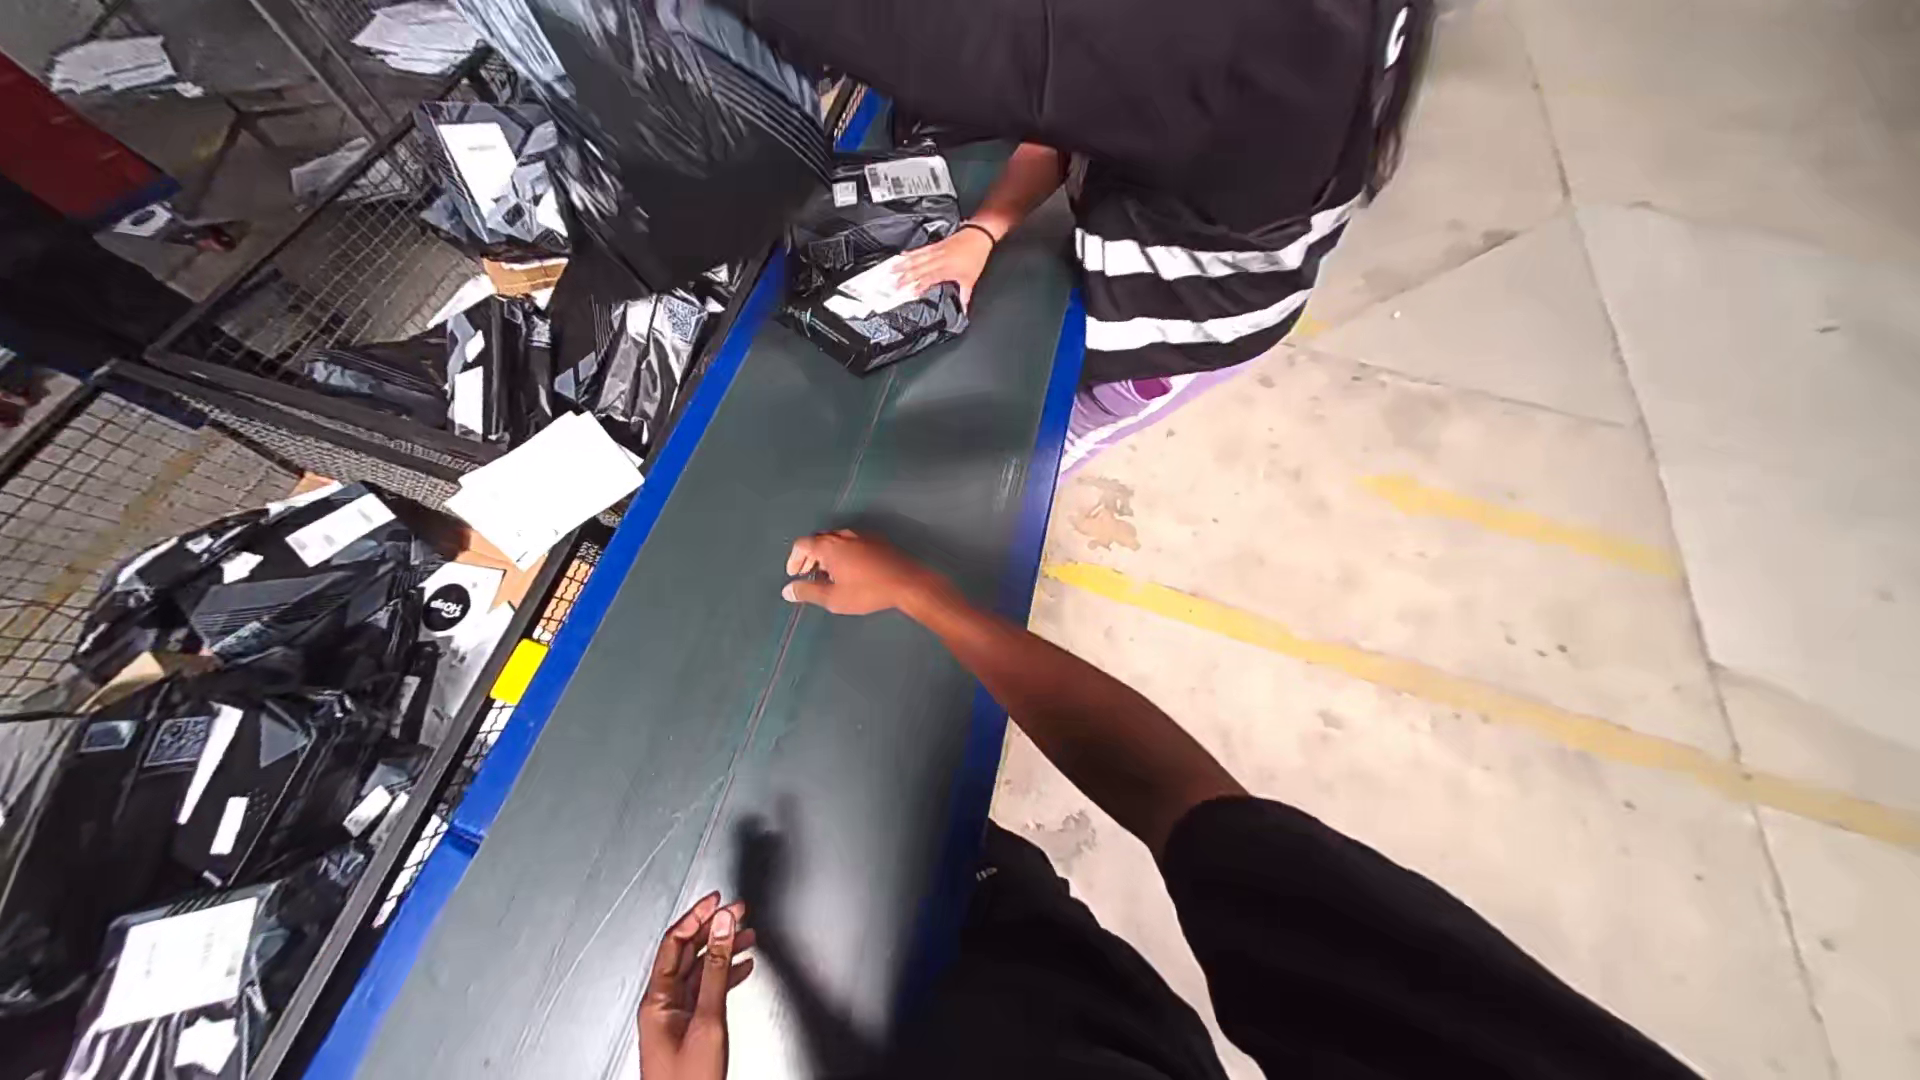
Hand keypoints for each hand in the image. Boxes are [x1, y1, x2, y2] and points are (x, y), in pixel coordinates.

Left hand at [638, 894, 755, 1079]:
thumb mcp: (707, 1018)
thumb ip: (715, 967)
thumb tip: (721, 924)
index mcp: (658, 999)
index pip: (674, 942)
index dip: (696, 916)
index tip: (717, 899)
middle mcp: (663, 1004)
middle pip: (688, 952)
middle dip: (714, 928)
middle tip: (737, 910)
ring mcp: (676, 1017)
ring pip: (700, 968)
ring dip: (724, 949)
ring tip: (746, 934)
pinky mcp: (690, 1028)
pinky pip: (708, 988)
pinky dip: (727, 973)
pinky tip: (742, 966)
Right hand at [782, 530, 950, 615]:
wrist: (907, 582)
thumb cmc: (867, 591)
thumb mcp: (834, 597)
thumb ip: (808, 592)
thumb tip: (787, 590)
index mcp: (829, 545)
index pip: (802, 544)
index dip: (794, 559)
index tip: (794, 574)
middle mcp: (843, 534)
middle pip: (818, 540)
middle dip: (809, 556)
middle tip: (807, 573)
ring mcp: (862, 534)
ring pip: (836, 540)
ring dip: (827, 554)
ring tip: (827, 573)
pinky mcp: (877, 539)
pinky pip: (852, 541)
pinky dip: (843, 552)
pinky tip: (849, 568)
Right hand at [893, 225, 995, 310]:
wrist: (979, 236)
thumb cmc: (975, 257)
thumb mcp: (971, 279)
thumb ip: (965, 295)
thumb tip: (964, 309)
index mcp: (946, 269)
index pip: (929, 279)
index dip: (919, 286)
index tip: (910, 292)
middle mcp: (939, 260)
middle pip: (918, 269)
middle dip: (905, 277)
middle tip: (894, 284)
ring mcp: (936, 251)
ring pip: (916, 259)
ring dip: (903, 265)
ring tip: (892, 269)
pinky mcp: (936, 245)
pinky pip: (920, 250)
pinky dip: (911, 253)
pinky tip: (902, 255)